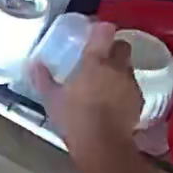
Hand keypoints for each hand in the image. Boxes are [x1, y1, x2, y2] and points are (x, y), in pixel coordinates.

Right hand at [31, 20, 140, 160]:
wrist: (102, 143)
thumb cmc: (73, 118)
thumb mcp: (51, 98)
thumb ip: (43, 78)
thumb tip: (34, 63)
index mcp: (95, 62)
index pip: (105, 32)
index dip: (99, 29)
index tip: (91, 33)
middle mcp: (117, 67)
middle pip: (122, 46)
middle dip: (113, 48)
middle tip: (98, 58)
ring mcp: (130, 83)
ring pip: (127, 67)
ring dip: (117, 69)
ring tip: (102, 83)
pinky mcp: (139, 99)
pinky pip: (131, 86)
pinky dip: (122, 88)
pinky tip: (110, 101)